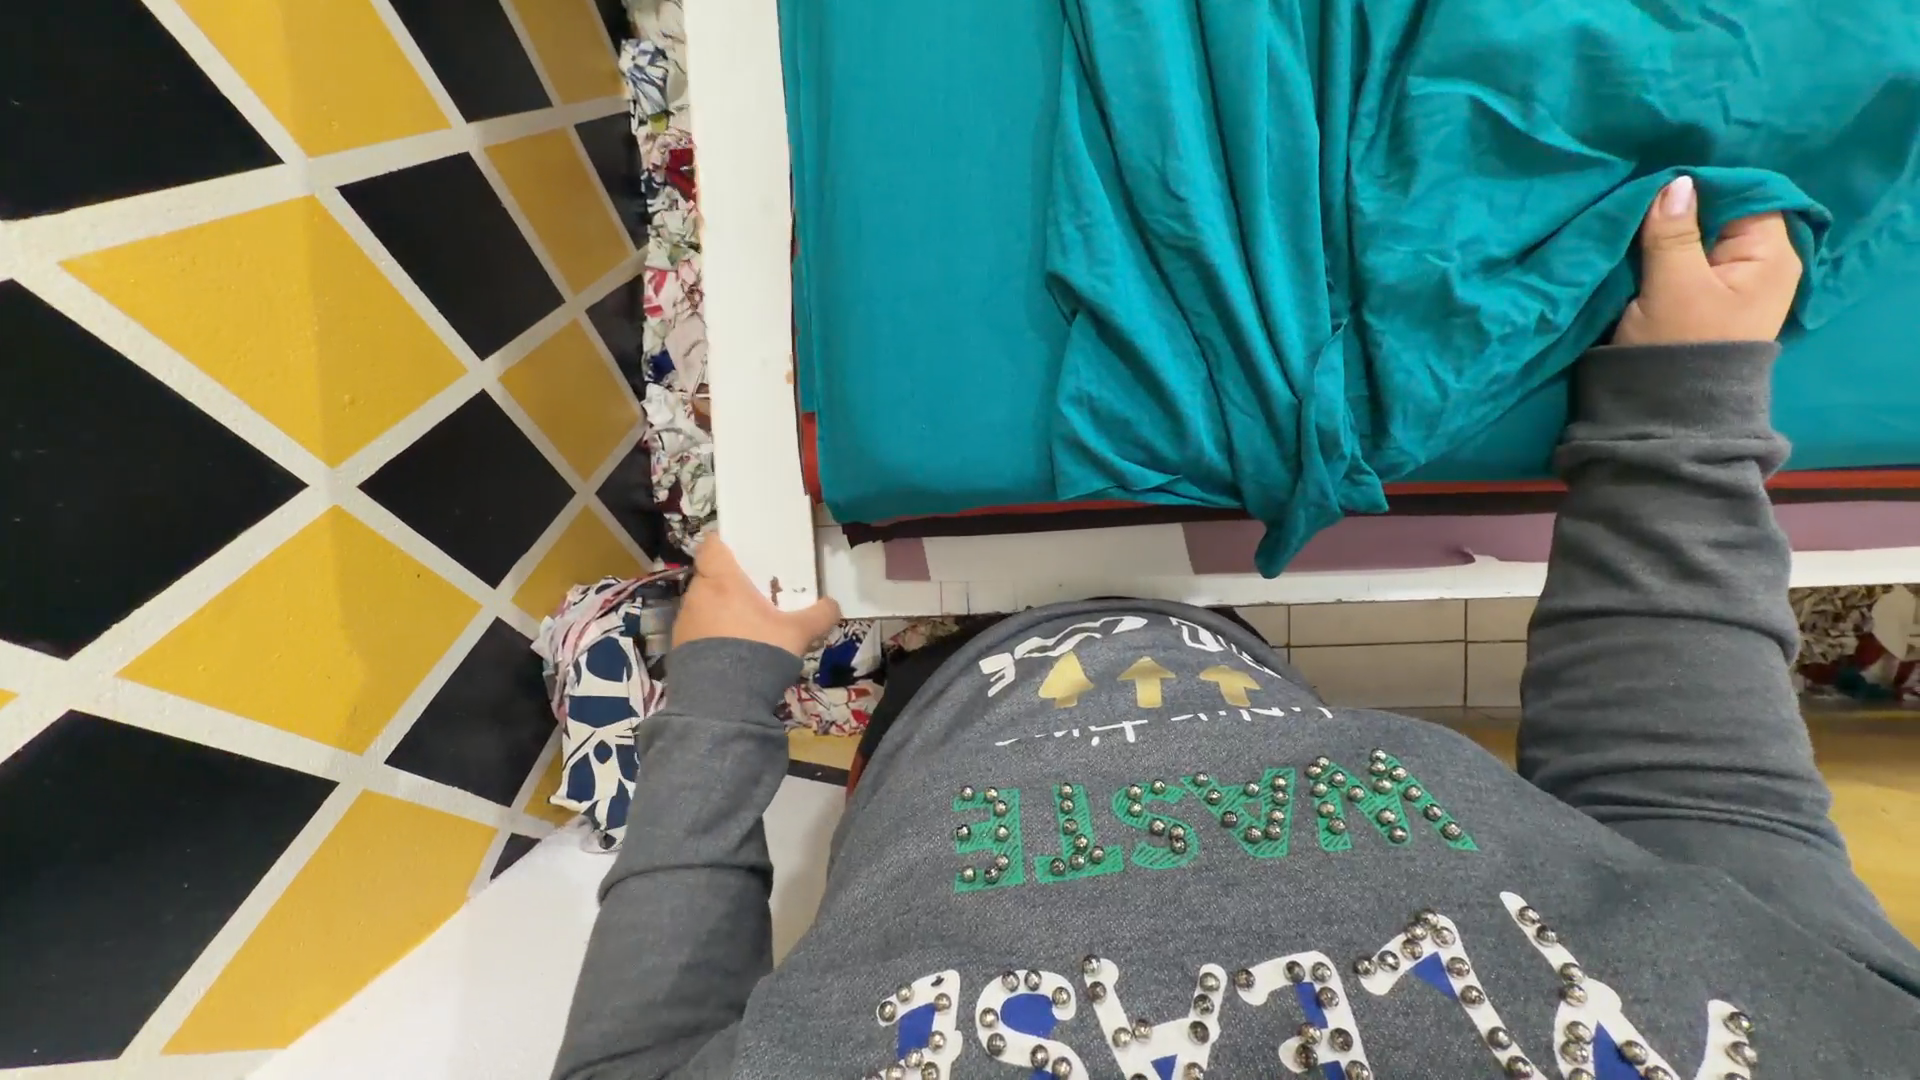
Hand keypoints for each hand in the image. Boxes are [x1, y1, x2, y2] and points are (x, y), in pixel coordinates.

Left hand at [672, 536, 840, 655]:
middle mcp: (697, 595)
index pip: (711, 546)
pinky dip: (710, 637)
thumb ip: (820, 616)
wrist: (722, 703)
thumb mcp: (799, 634)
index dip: (723, 544)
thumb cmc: (760, 652)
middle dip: (728, 584)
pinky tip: (730, 654)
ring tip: (743, 628)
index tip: (739, 552)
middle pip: (709, 577)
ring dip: (718, 611)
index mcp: (723, 581)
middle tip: (752, 595)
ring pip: (701, 605)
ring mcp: (683, 623)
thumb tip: (833, 605)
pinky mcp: (677, 649)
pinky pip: (696, 632)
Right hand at [1612, 175, 1803, 346]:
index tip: (1658, 192)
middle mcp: (1759, 266)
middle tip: (1638, 212)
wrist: (1665, 405)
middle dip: (1682, 215)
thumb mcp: (1672, 284)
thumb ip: (1673, 234)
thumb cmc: (1677, 342)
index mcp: (1769, 256)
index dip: (1704, 190)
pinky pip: (1687, 266)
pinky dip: (1663, 259)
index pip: (1745, 199)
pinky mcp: (1702, 303)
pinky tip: (1639, 257)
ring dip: (1668, 238)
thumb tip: (1675, 184)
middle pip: (1722, 221)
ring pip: (1700, 244)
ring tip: (1633, 233)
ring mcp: (1730, 286)